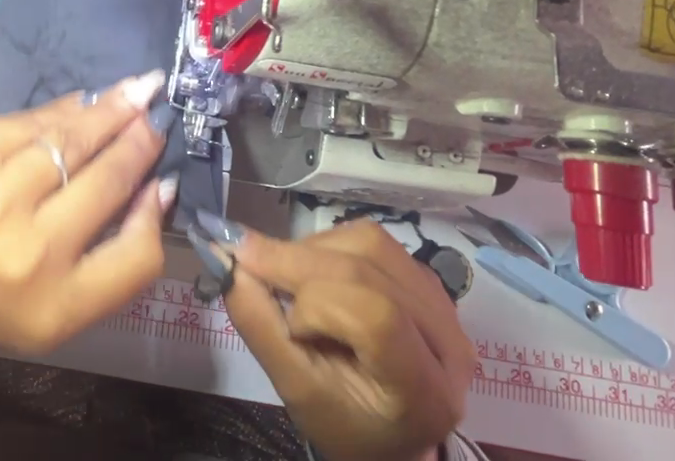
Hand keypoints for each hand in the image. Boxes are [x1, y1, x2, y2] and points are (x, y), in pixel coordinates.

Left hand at [0, 72, 174, 357]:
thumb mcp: (38, 316)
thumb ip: (101, 266)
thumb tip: (151, 191)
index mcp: (50, 308)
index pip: (135, 257)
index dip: (157, 214)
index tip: (166, 178)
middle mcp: (27, 250)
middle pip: (106, 181)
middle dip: (138, 139)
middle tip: (159, 108)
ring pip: (70, 141)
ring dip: (108, 111)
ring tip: (136, 89)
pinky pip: (27, 122)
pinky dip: (60, 111)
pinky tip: (82, 101)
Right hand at [213, 219, 472, 460]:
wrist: (391, 434)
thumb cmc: (345, 425)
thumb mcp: (296, 392)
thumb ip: (260, 325)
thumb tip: (225, 256)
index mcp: (425, 387)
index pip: (375, 317)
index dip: (314, 302)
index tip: (261, 295)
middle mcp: (449, 337)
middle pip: (367, 268)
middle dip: (295, 260)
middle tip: (246, 261)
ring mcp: (444, 302)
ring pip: (368, 242)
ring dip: (312, 248)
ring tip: (287, 278)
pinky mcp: (427, 279)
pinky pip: (373, 240)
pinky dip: (329, 246)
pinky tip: (315, 274)